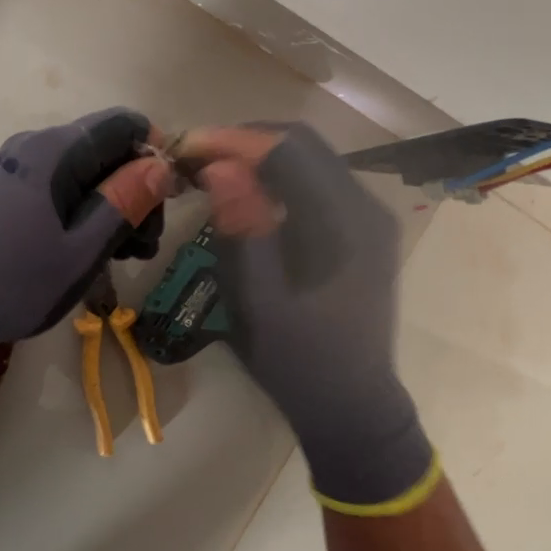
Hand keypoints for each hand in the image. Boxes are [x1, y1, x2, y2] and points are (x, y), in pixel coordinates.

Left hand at [0, 108, 171, 391]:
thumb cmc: (12, 283)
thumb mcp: (80, 250)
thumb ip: (123, 203)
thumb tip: (160, 165)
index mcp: (52, 150)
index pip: (122, 124)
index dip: (153, 155)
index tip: (164, 203)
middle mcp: (32, 145)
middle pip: (103, 147)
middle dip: (133, 187)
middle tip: (142, 246)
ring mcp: (15, 167)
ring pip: (82, 170)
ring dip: (110, 205)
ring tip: (120, 257)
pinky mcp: (4, 189)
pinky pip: (58, 185)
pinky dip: (82, 210)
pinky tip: (86, 252)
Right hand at [182, 124, 437, 514]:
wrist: (351, 409)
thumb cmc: (303, 362)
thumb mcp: (263, 303)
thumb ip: (245, 231)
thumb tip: (220, 167)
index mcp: (351, 223)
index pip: (291, 152)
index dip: (234, 142)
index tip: (185, 148)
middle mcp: (364, 207)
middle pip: (300, 143)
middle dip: (241, 142)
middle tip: (190, 156)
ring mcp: (361, 216)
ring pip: (303, 157)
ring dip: (252, 154)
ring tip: (204, 169)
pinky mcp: (351, 228)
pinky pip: (307, 180)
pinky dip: (267, 175)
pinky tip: (236, 190)